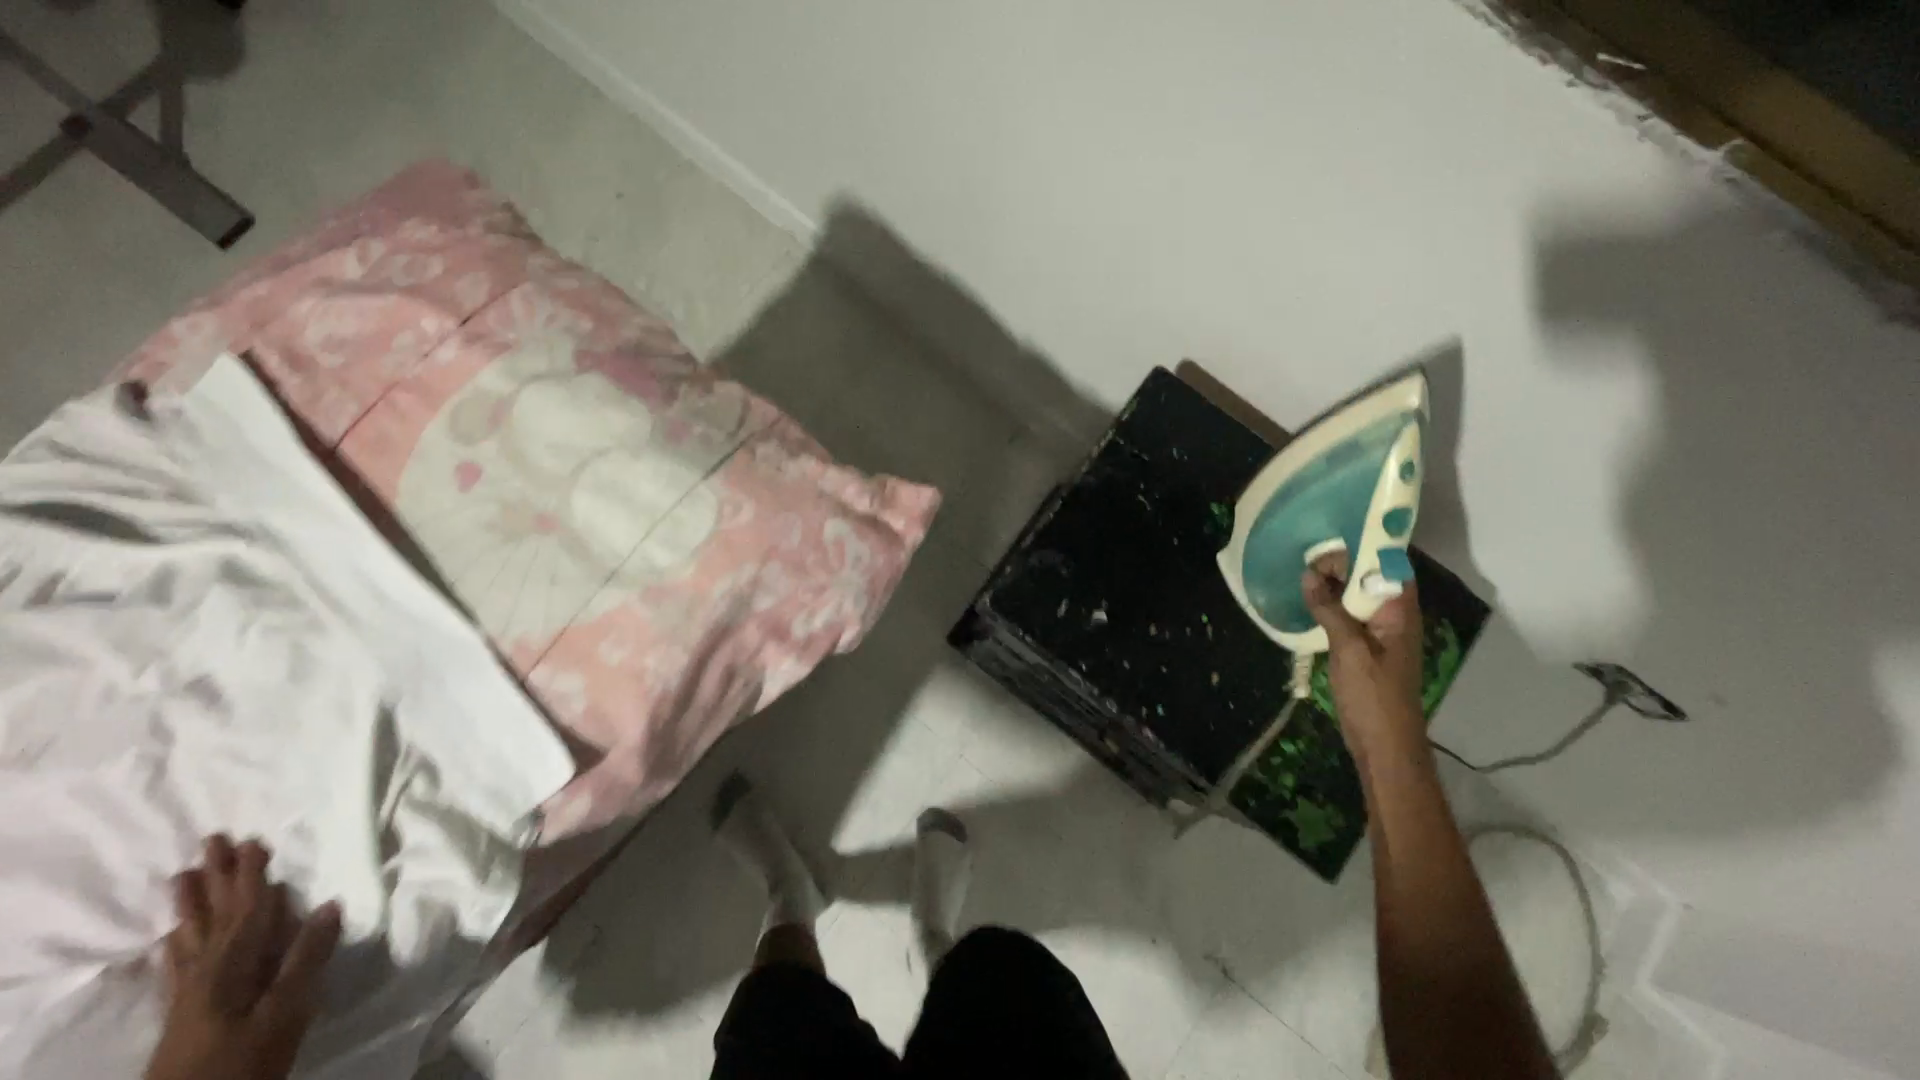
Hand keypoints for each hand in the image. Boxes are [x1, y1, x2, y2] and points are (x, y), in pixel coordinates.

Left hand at [145, 835, 342, 1079]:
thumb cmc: (246, 1056)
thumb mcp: (287, 1010)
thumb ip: (306, 958)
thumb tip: (328, 904)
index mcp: (234, 964)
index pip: (248, 909)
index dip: (252, 874)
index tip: (254, 839)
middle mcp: (207, 969)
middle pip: (214, 915)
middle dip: (217, 878)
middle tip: (213, 840)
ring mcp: (188, 991)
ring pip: (190, 935)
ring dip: (191, 903)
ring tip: (184, 874)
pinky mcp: (181, 1011)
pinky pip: (176, 965)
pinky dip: (177, 944)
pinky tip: (173, 936)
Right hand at [1301, 559, 1425, 759]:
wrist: (1385, 746)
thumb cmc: (1373, 697)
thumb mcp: (1349, 649)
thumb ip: (1330, 610)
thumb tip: (1309, 575)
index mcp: (1400, 613)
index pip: (1391, 565)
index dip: (1366, 549)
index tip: (1332, 543)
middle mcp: (1396, 618)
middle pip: (1374, 578)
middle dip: (1346, 565)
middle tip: (1309, 563)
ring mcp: (1383, 635)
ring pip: (1361, 598)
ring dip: (1337, 586)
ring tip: (1306, 578)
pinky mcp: (1369, 650)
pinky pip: (1353, 617)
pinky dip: (1335, 607)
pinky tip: (1313, 606)